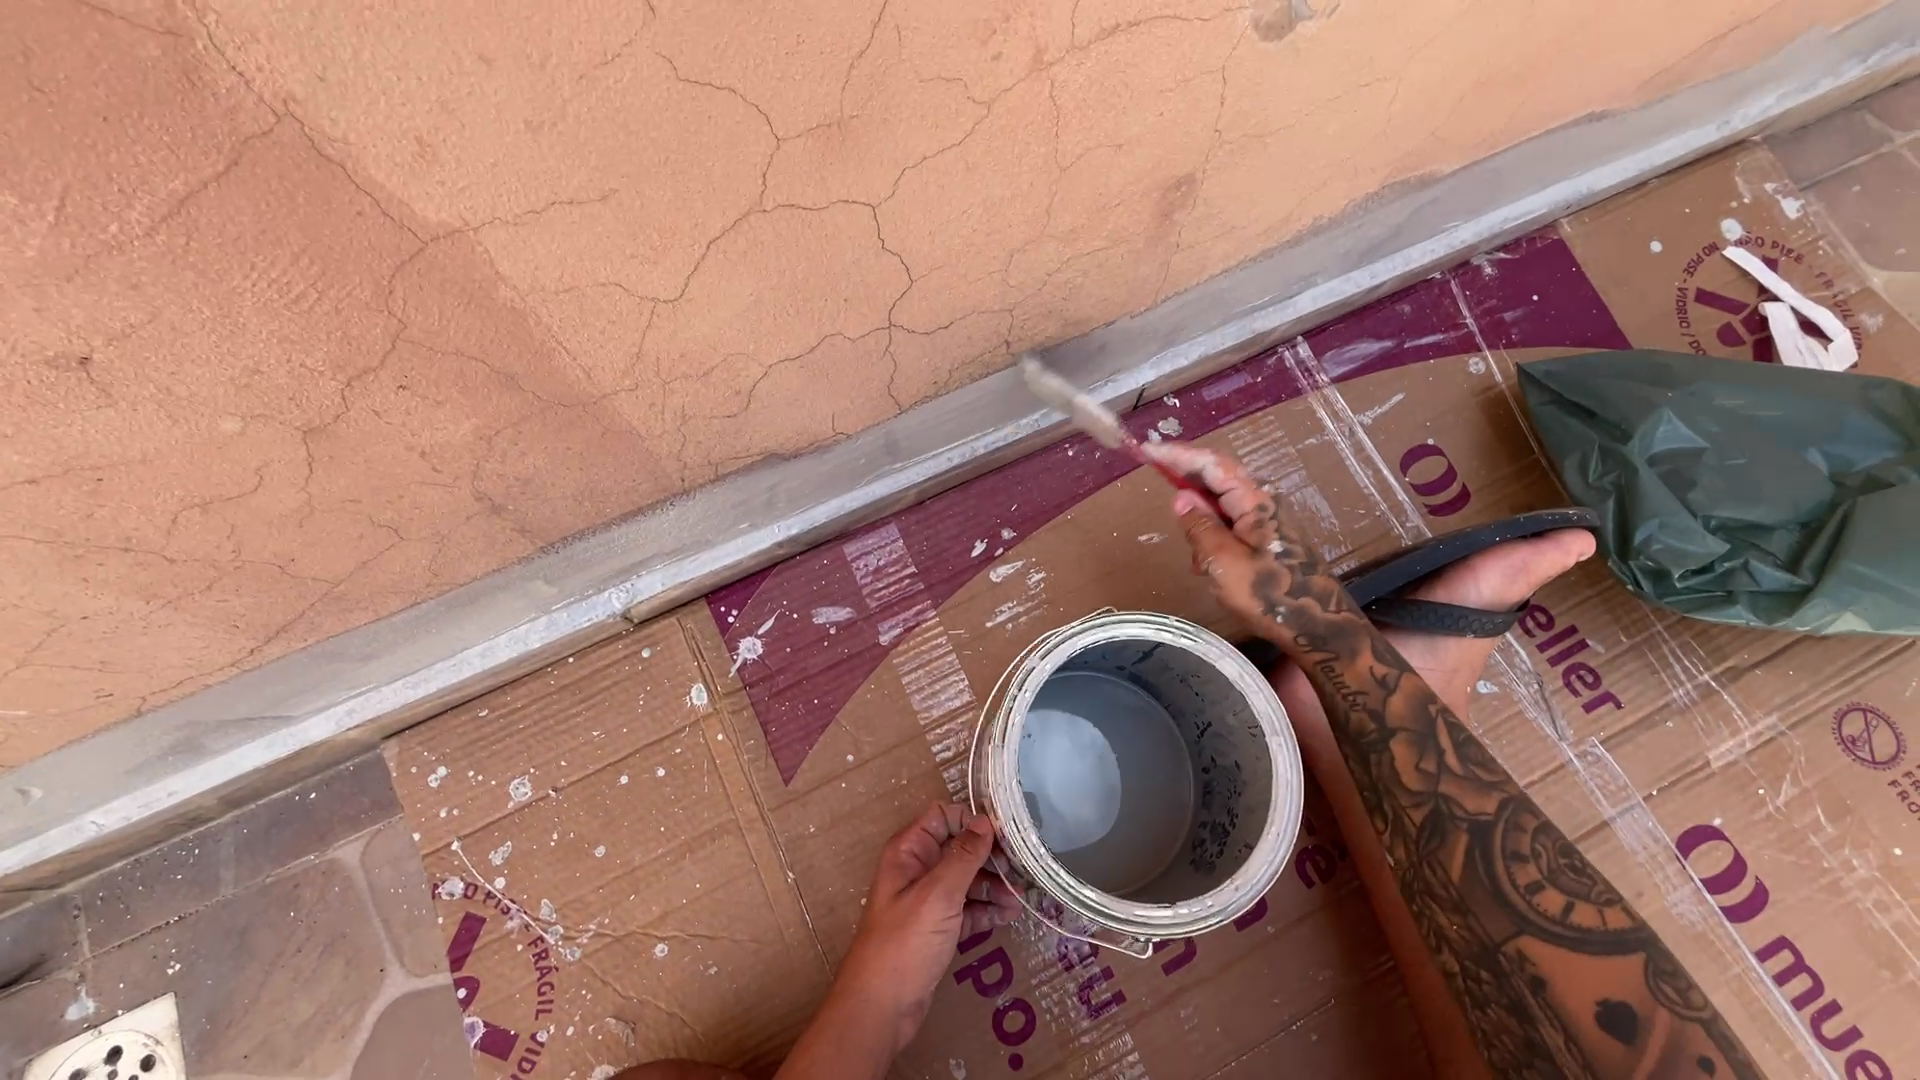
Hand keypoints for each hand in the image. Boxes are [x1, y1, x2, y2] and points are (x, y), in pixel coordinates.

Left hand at [833, 803, 1021, 1052]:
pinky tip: (1008, 916)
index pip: (943, 816)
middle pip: (959, 848)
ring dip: (993, 885)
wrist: (881, 1007)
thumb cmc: (905, 943)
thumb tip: (985, 821)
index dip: (973, 821)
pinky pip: (966, 908)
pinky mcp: (937, 928)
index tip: (1005, 835)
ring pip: (966, 879)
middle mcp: (917, 869)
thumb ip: (963, 856)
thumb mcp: (938, 894)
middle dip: (990, 857)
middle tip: (1020, 870)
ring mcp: (927, 900)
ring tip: (1018, 898)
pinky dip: (985, 909)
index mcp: (909, 851)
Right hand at [1140, 440, 1313, 631]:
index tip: (1148, 449)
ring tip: (1191, 552)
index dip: (1178, 455)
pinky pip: (1232, 524)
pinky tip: (1205, 563)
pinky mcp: (1268, 539)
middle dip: (1186, 478)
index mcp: (1254, 501)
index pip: (1212, 464)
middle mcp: (1263, 503)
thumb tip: (1182, 498)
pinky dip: (1212, 534)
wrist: (1317, 627)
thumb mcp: (1223, 562)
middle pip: (1218, 477)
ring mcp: (1267, 521)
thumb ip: (1200, 528)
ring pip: (1223, 504)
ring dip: (1200, 517)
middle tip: (1157, 478)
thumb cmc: (1269, 594)